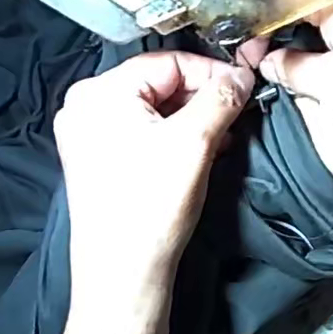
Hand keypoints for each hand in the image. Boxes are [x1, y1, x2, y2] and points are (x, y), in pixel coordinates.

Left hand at [54, 52, 254, 300]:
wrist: (124, 271)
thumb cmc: (153, 204)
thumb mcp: (196, 142)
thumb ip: (222, 99)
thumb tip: (244, 74)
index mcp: (101, 92)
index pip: (169, 62)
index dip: (213, 73)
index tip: (246, 90)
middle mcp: (87, 106)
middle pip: (161, 84)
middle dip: (204, 99)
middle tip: (238, 118)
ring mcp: (90, 135)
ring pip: (156, 110)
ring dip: (195, 120)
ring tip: (225, 139)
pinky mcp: (100, 160)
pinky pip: (145, 133)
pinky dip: (176, 137)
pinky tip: (202, 153)